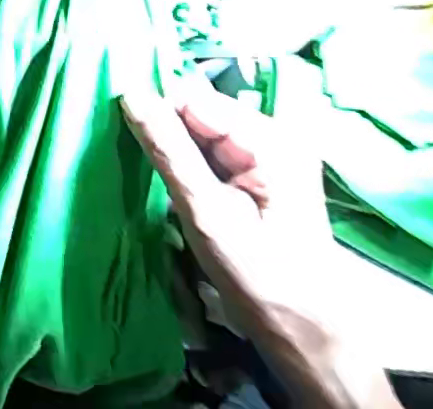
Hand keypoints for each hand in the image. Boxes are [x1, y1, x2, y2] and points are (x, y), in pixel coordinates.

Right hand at [120, 81, 396, 408]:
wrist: (306, 339)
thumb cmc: (261, 281)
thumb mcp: (206, 214)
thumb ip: (168, 150)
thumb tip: (130, 94)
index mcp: (270, 138)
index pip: (190, 99)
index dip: (154, 114)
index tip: (125, 139)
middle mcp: (273, 133)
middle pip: (193, 111)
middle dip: (161, 130)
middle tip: (142, 167)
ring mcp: (266, 150)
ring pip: (194, 128)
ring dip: (169, 148)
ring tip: (156, 179)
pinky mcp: (256, 168)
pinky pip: (204, 147)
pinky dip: (182, 161)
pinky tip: (174, 184)